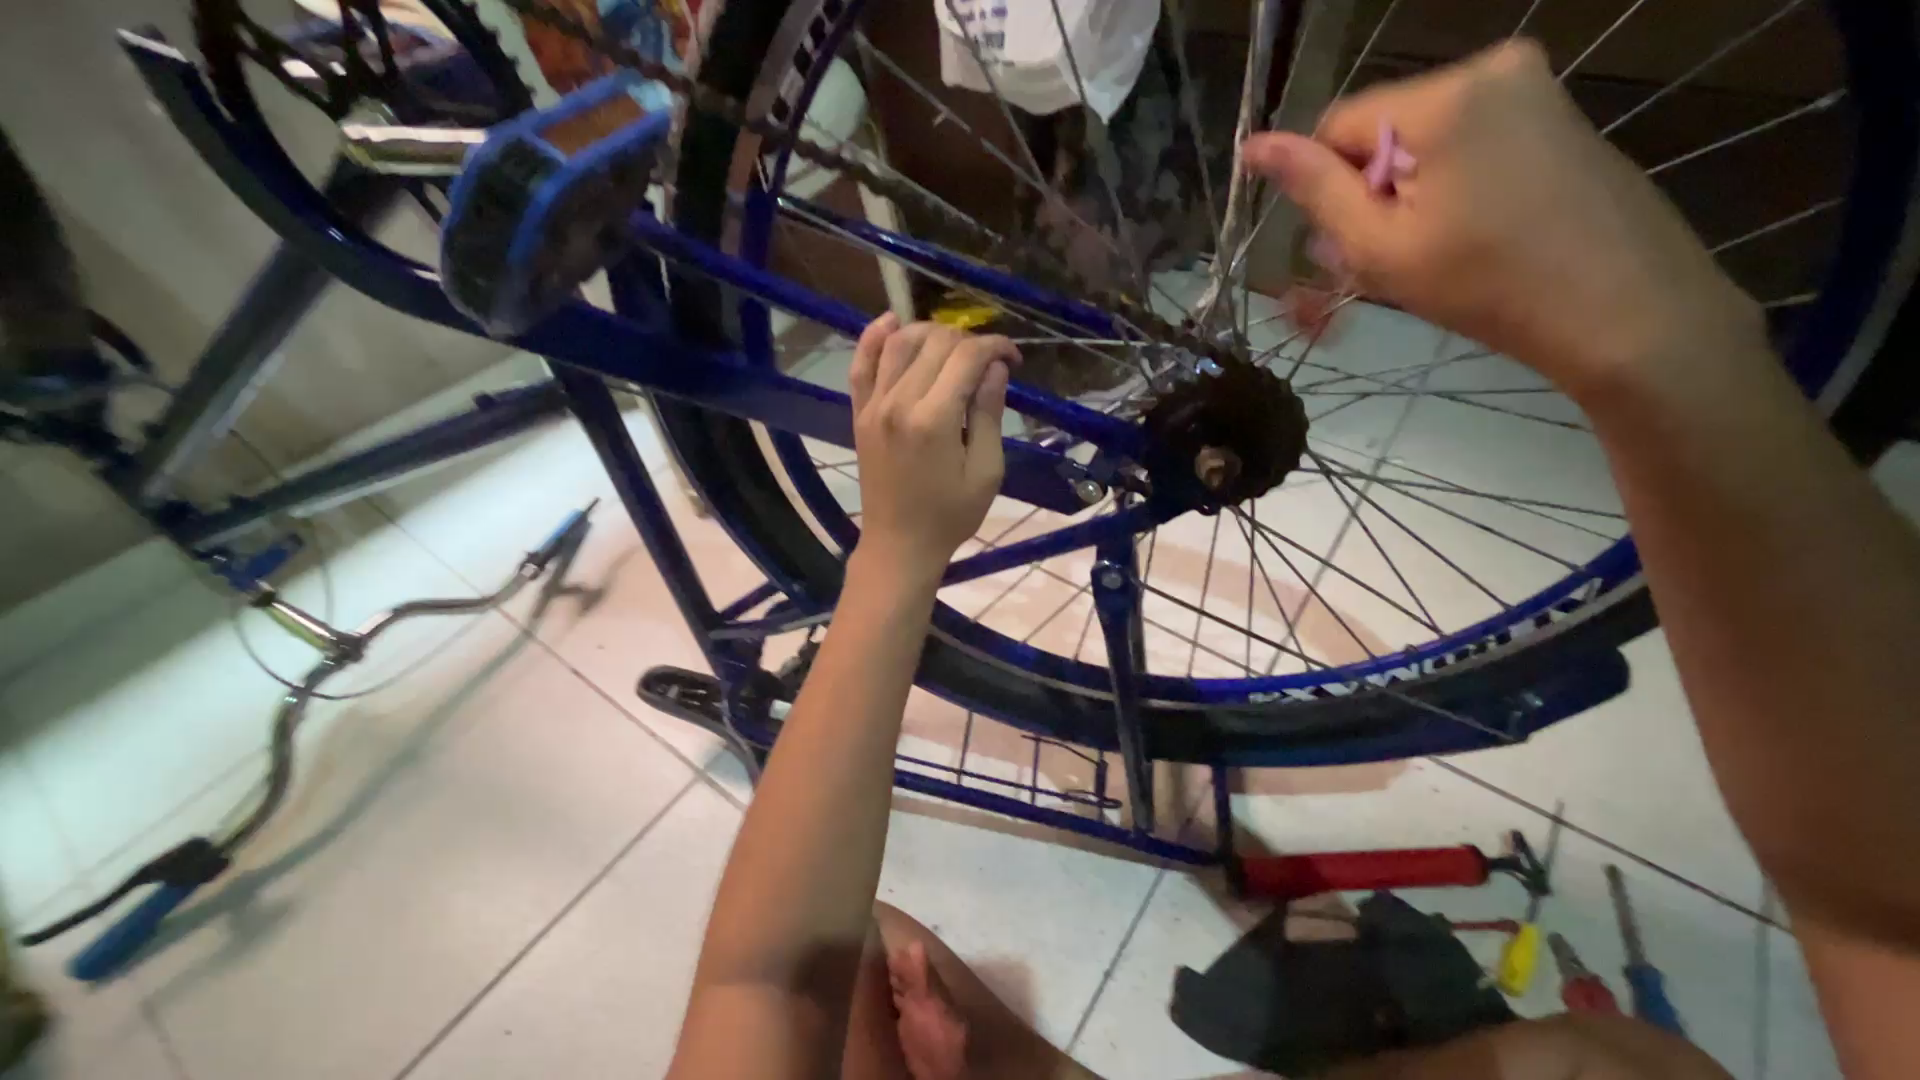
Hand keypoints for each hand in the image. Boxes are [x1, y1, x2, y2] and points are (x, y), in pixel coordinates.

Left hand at [848, 315, 1016, 581]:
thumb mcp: (985, 472)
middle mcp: (899, 402)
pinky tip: (891, 321)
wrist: (899, 545)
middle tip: (989, 362)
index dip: (996, 347)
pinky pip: (861, 364)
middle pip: (935, 343)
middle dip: (969, 341)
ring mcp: (874, 406)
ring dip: (930, 332)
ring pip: (899, 343)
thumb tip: (996, 368)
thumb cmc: (950, 516)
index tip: (1014, 359)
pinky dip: (874, 338)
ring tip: (954, 346)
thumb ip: (989, 414)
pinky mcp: (859, 413)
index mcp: (934, 420)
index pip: (967, 357)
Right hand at [1243, 40, 1766, 399]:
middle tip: (1391, 259)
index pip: (1339, 123)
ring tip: (1433, 256)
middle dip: (1373, 192)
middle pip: (1385, 130)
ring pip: (1426, 141)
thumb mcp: (1381, 246)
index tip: (1353, 244)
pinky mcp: (1560, 117)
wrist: (1626, 311)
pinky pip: (1472, 143)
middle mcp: (1496, 66)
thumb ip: (1315, 190)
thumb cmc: (1488, 285)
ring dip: (1410, 195)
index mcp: (1449, 93)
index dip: (1330, 187)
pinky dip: (1454, 187)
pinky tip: (1474, 236)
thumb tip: (1254, 146)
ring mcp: (1537, 89)